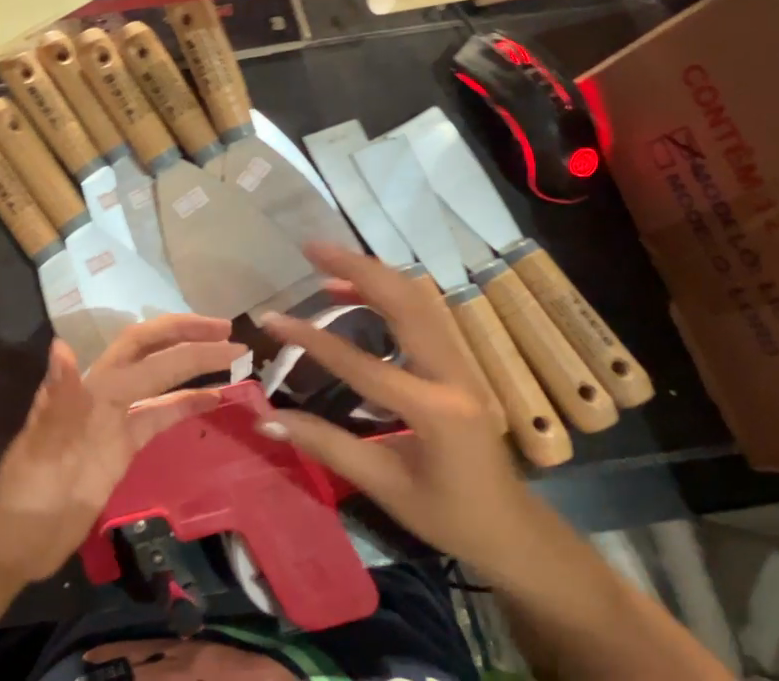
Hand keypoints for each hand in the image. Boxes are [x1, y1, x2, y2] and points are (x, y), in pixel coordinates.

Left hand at [0, 314, 244, 584]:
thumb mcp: (38, 451)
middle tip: (231, 335)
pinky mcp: (121, 449)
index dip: (175, 333)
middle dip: (188, 340)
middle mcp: (100, 395)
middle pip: (150, 355)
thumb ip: (56, 402)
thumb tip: (60, 346)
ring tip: (233, 359)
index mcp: (85, 389)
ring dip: (191, 368)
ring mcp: (112, 421)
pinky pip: (157, 418)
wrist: (16, 543)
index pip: (137, 347)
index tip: (215, 329)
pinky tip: (212, 401)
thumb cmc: (22, 496)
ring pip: (158, 383)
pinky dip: (185, 406)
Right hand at [255, 244, 547, 569]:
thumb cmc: (449, 517)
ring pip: (419, 301)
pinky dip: (388, 294)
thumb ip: (326, 445)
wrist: (513, 532)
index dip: (312, 339)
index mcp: (435, 410)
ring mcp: (462, 366)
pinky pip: (424, 315)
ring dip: (374, 274)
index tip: (270, 318)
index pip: (362, 364)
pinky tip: (354, 294)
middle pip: (406, 303)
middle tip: (312, 246)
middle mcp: (454, 375)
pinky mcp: (458, 366)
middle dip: (358, 269)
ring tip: (327, 261)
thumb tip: (265, 417)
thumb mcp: (384, 485)